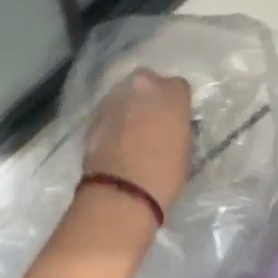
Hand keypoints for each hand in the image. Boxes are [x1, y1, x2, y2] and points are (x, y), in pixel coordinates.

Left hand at [83, 69, 192, 213]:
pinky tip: (114, 145)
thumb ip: (178, 130)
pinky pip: (107, 115)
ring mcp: (114, 98)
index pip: (178, 89)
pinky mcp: (93, 116)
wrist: (121, 192)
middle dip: (149, 101)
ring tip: (129, 137)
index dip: (176, 106)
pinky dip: (111, 124)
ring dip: (128, 111)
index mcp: (171, 92)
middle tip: (151, 125)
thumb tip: (169, 130)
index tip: (174, 122)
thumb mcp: (184, 152)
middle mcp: (142, 85)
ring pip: (124, 97)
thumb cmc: (164, 175)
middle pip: (147, 85)